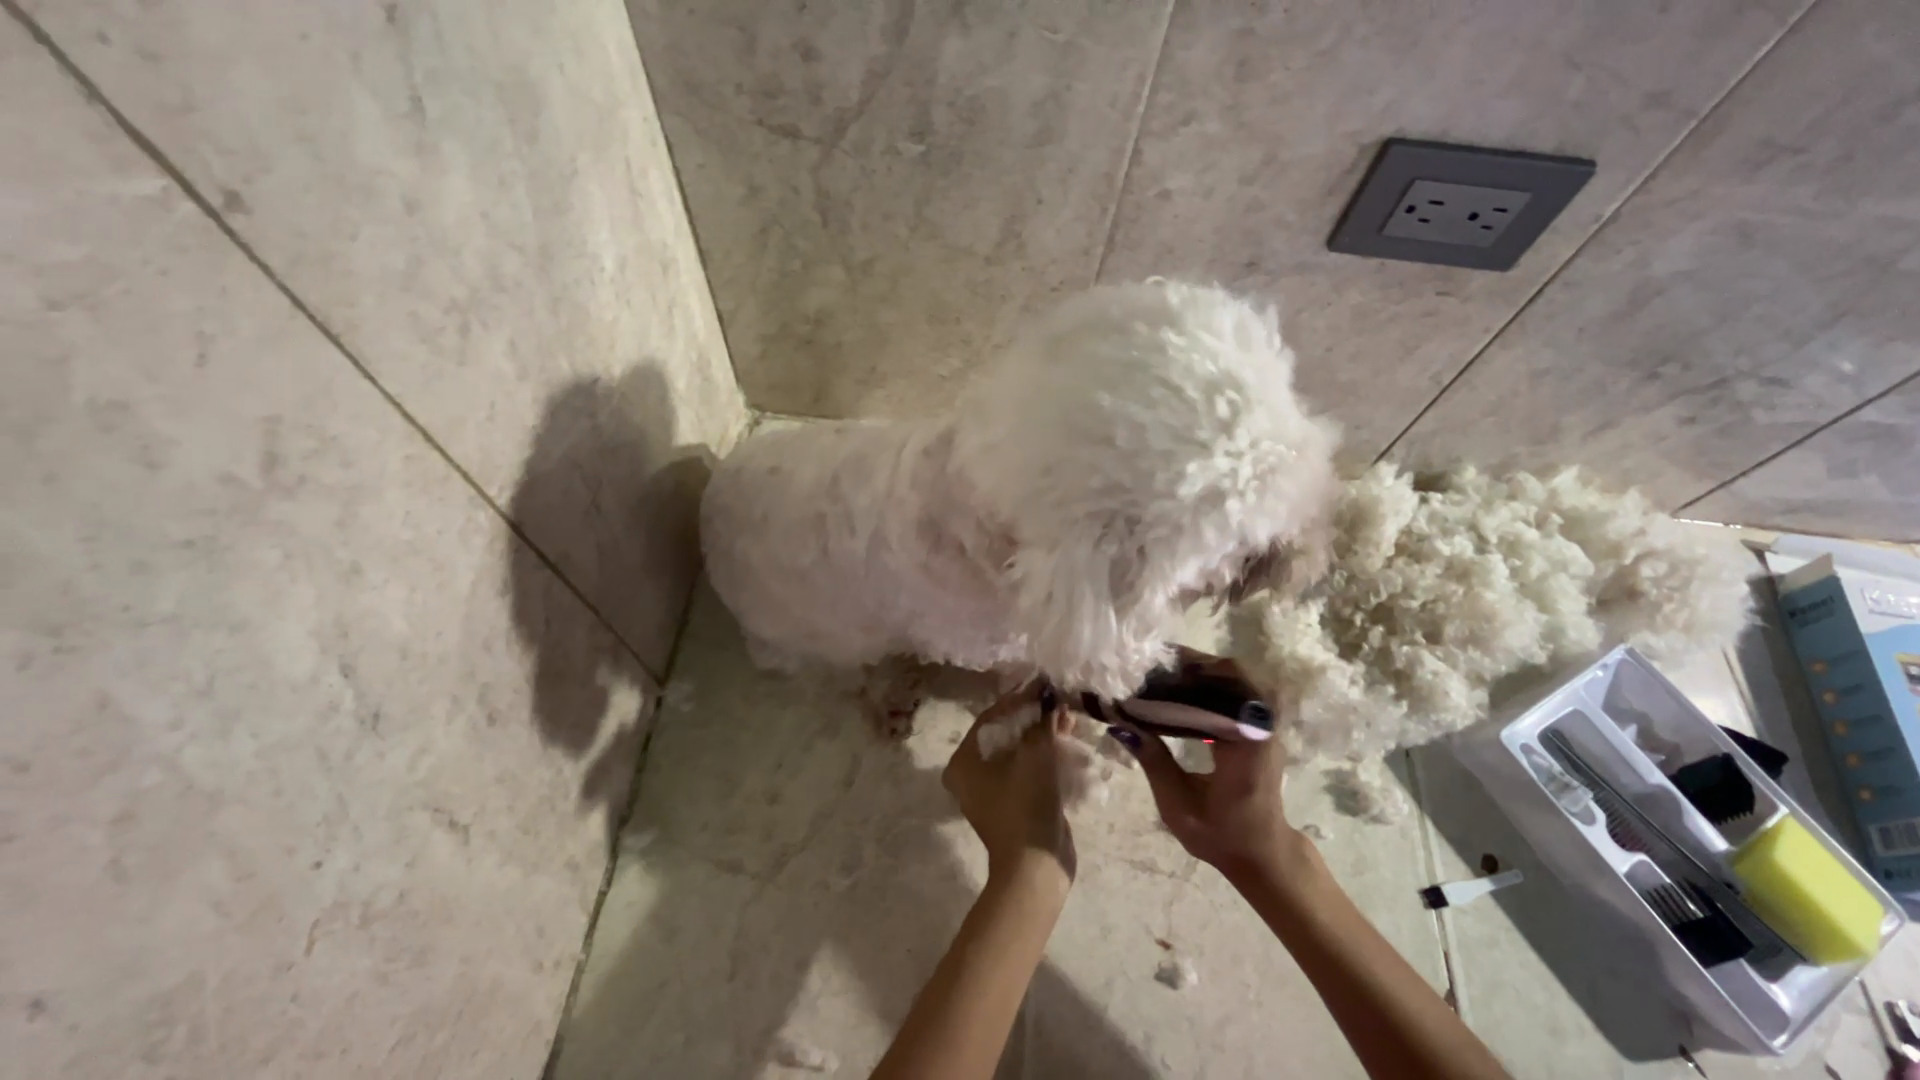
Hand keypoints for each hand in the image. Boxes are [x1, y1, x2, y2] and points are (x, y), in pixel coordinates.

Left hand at [943, 682, 1075, 884]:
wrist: (1036, 868)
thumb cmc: (1025, 804)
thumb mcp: (1035, 754)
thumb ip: (1042, 721)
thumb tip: (1050, 696)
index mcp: (963, 762)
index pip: (991, 717)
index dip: (1019, 699)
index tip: (1044, 685)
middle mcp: (971, 775)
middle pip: (1005, 734)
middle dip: (1034, 717)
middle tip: (1059, 703)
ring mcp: (993, 792)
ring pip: (1019, 752)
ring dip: (1043, 735)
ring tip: (1070, 720)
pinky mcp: (1015, 805)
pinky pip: (1028, 771)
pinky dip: (1045, 757)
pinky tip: (1068, 743)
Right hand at [1111, 650, 1300, 875]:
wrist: (1262, 854)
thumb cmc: (1221, 835)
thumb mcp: (1178, 804)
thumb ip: (1153, 761)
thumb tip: (1121, 724)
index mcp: (1247, 745)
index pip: (1225, 689)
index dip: (1190, 673)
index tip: (1154, 669)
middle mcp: (1263, 728)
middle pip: (1235, 674)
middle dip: (1193, 665)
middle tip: (1153, 667)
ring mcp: (1267, 727)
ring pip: (1238, 679)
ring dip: (1202, 672)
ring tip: (1163, 675)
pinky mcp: (1261, 730)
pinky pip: (1239, 694)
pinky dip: (1211, 685)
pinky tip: (1181, 692)